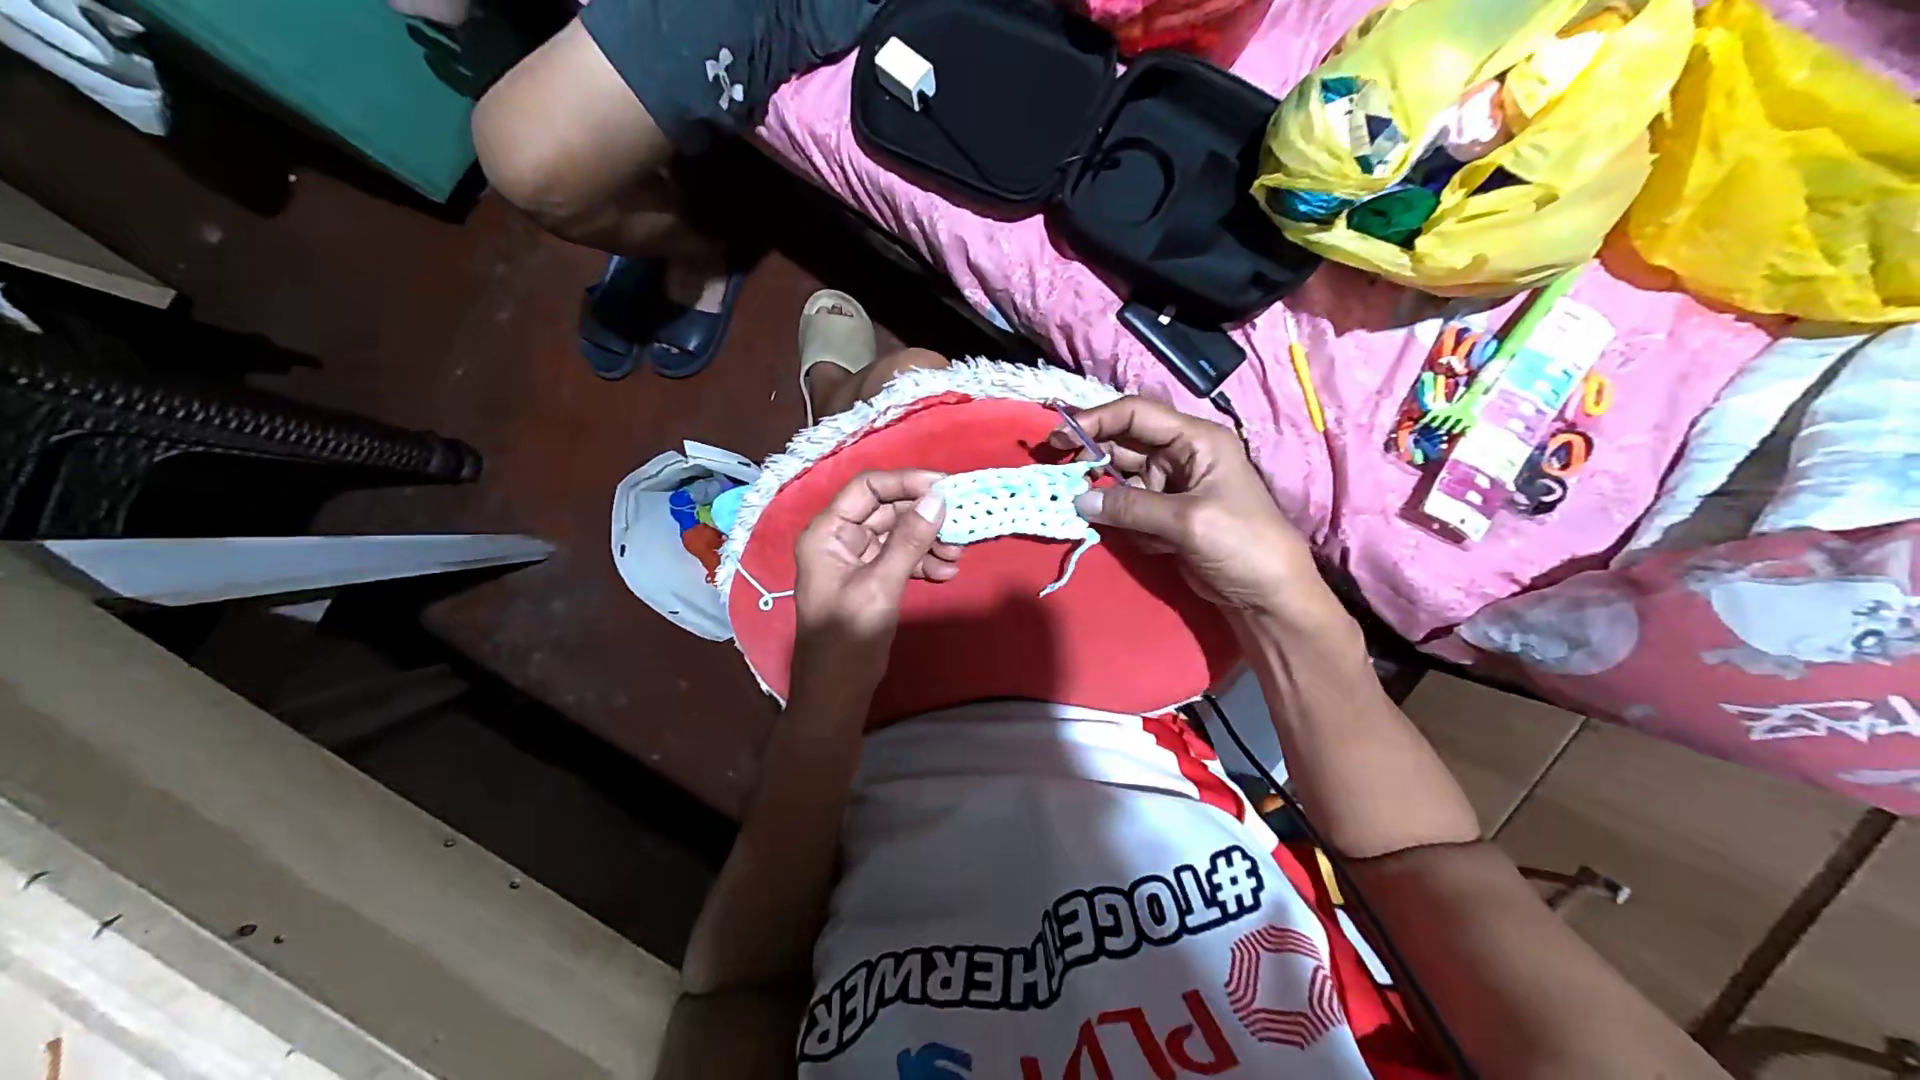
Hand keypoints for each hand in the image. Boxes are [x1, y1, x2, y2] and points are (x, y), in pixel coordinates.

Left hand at [791, 469, 957, 701]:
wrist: (836, 690)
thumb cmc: (848, 639)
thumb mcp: (881, 586)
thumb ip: (909, 541)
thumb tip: (938, 499)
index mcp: (827, 532)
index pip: (867, 488)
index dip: (906, 482)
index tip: (946, 487)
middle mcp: (839, 537)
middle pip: (886, 509)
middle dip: (924, 517)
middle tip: (960, 525)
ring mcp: (855, 558)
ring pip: (898, 534)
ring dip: (928, 541)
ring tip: (956, 556)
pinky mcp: (871, 576)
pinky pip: (900, 557)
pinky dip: (922, 562)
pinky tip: (945, 573)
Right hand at [1050, 396, 1333, 622]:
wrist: (1267, 595)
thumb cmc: (1243, 544)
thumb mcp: (1187, 521)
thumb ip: (1130, 507)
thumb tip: (1078, 501)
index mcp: (1195, 440)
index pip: (1136, 413)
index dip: (1096, 420)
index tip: (1060, 437)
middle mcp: (1180, 456)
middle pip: (1123, 444)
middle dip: (1092, 459)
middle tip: (1062, 477)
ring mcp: (1170, 486)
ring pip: (1120, 478)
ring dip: (1102, 495)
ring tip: (1089, 513)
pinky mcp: (1162, 515)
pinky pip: (1126, 507)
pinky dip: (1120, 520)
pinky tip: (1141, 541)